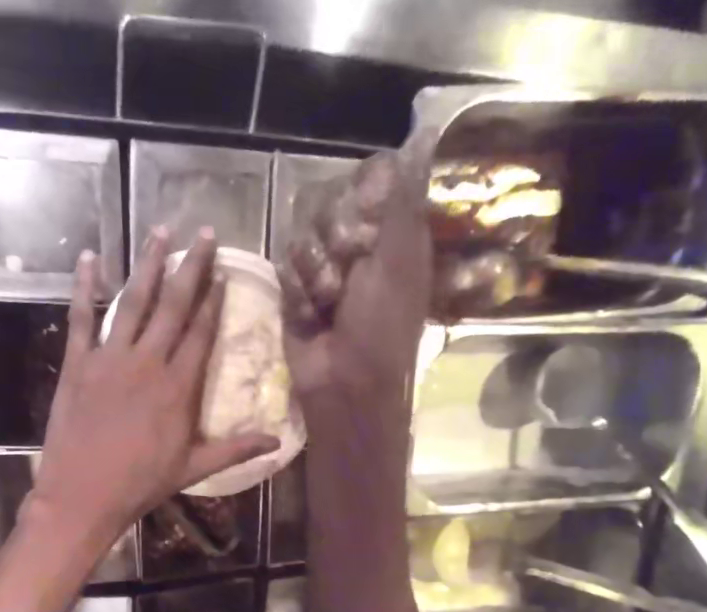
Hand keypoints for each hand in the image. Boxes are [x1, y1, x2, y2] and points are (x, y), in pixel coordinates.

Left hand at [28, 227, 280, 548]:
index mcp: (178, 387)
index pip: (201, 333)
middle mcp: (148, 363)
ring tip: (160, 232)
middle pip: (174, 306)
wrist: (83, 495)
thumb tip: (278, 442)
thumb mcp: (193, 468)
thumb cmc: (140, 484)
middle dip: (192, 268)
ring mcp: (110, 360)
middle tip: (205, 234)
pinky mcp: (77, 365)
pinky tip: (90, 258)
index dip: (215, 302)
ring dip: (148, 265)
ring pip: (132, 302)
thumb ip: (234, 450)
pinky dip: (84, 287)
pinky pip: (80, 318)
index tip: (224, 274)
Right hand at [280, 148, 430, 405]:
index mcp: (391, 230)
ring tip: (327, 303)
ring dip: (314, 272)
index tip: (364, 221)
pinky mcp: (294, 289)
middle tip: (348, 271)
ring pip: (301, 234)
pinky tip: (309, 316)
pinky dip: (297, 293)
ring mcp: (322, 265)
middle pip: (327, 200)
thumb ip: (400, 199)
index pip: (367, 177)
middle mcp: (356, 241)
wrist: (345, 382)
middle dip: (334, 238)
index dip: (358, 195)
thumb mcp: (399, 258)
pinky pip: (284, 267)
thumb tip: (422, 134)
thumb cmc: (381, 325)